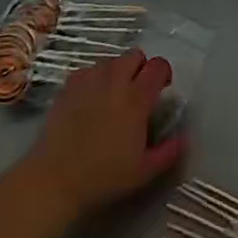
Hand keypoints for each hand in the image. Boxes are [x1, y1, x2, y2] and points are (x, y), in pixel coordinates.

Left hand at [22, 50, 184, 213]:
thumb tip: (184, 138)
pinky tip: (90, 96)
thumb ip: (169, 152)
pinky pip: (85, 71)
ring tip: (114, 91)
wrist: (52, 183)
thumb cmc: (102, 177)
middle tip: (138, 89)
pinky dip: (92, 77)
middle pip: (134, 55)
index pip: (158, 66)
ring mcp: (88, 85)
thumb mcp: (144, 172)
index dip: (164, 72)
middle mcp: (115, 84)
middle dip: (140, 67)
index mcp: (137, 99)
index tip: (162, 89)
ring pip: (109, 60)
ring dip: (117, 70)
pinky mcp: (66, 92)